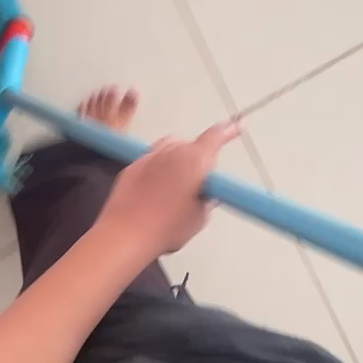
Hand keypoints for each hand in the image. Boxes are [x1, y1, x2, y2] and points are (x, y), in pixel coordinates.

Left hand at [94, 122, 238, 258]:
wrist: (125, 235)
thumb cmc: (167, 228)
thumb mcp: (198, 218)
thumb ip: (206, 200)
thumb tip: (205, 194)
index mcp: (194, 160)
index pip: (215, 138)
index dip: (228, 132)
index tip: (236, 127)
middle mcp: (171, 152)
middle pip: (190, 145)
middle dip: (197, 158)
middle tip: (197, 183)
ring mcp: (148, 157)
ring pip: (168, 148)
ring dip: (176, 159)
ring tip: (176, 183)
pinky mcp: (130, 168)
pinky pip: (150, 160)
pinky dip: (157, 168)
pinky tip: (154, 190)